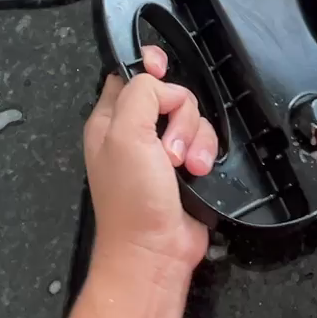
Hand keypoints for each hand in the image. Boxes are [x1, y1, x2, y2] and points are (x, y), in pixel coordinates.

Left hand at [83, 46, 218, 282]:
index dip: (149, 66)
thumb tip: (167, 89)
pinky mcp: (185, 166)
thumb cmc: (132, 199)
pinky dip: (206, 153)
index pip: (129, 74)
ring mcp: (161, 150)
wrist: (156, 251)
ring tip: (186, 166)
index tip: (164, 69)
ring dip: (195, 138)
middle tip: (170, 146)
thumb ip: (142, 95)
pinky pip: (205, 140)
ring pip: (192, 117)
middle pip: (170, 95)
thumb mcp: (125, 135)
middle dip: (180, 115)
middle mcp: (134, 132)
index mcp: (109, 120)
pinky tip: (199, 172)